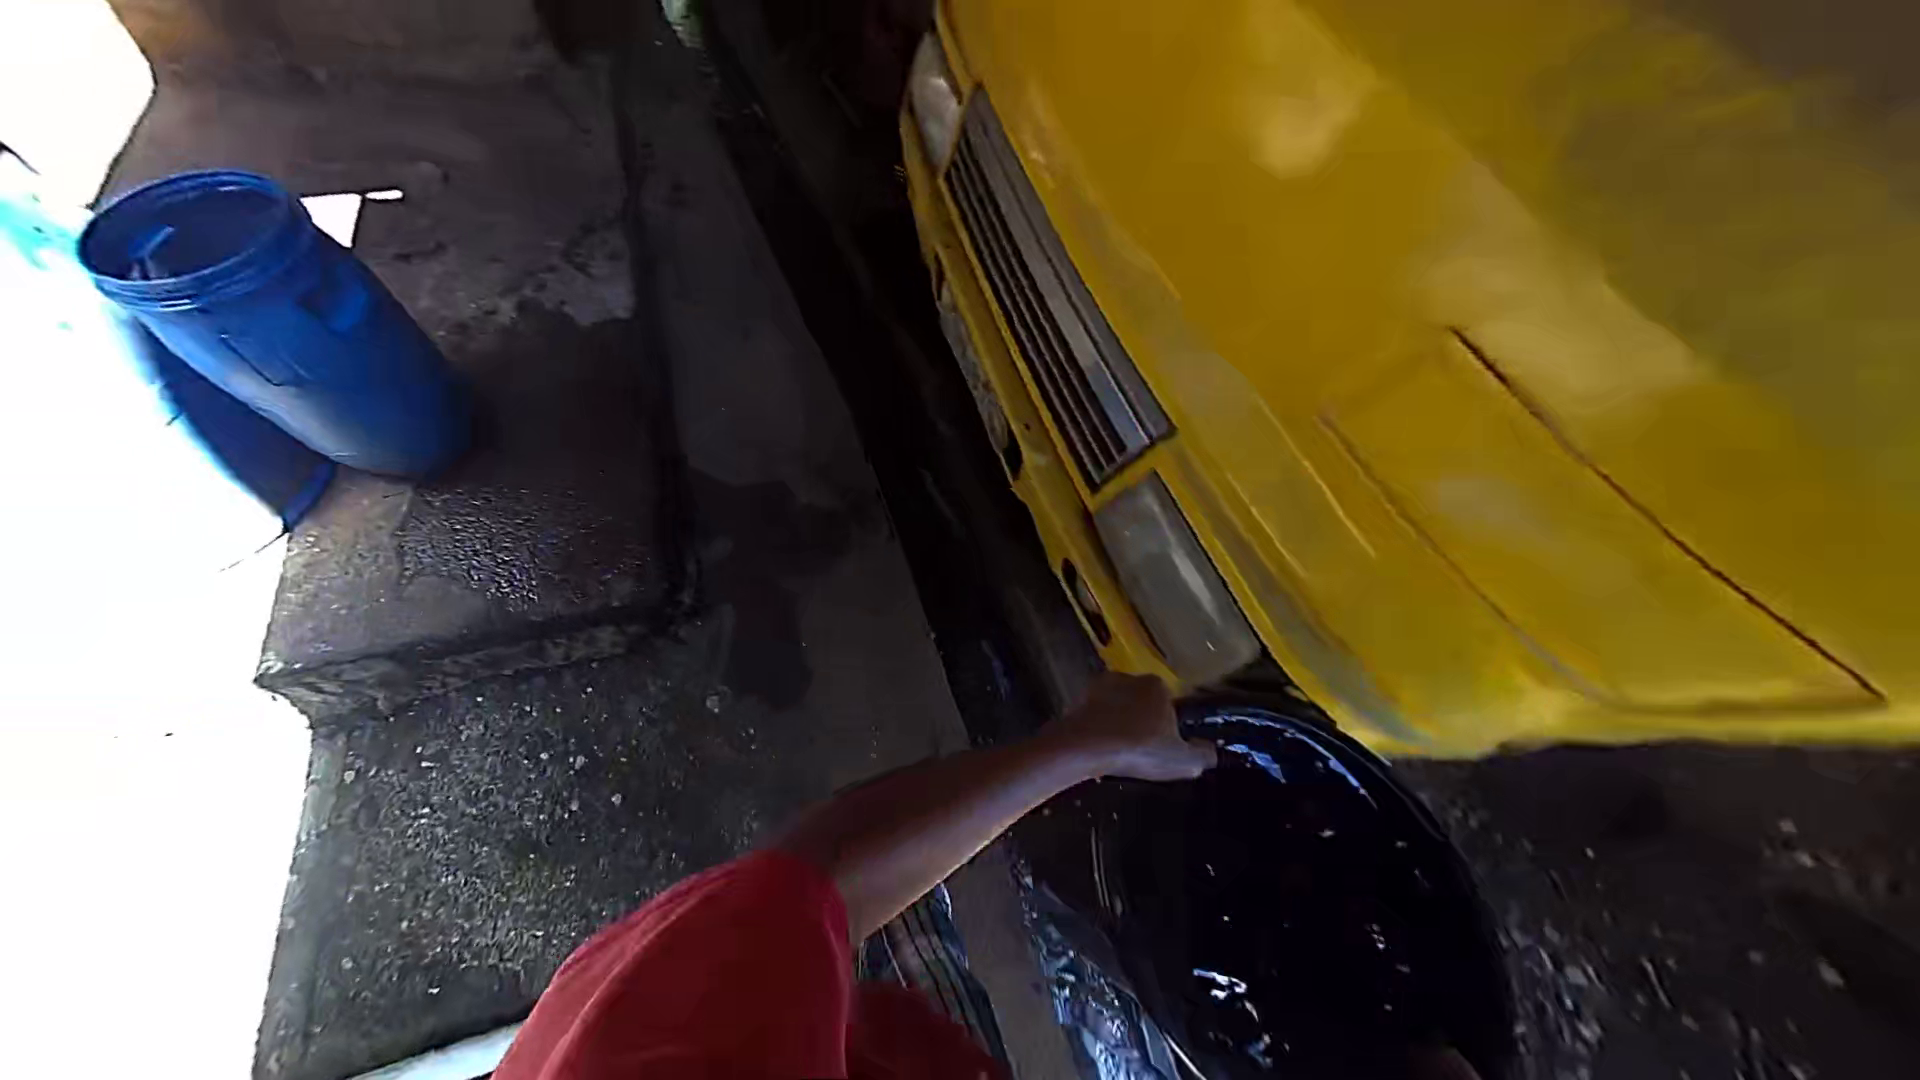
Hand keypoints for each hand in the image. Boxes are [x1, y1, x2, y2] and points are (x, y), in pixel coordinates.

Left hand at [1045, 672, 1218, 780]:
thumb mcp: (1184, 761)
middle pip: (1140, 702)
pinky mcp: (1075, 698)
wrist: (1085, 746)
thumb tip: (1209, 750)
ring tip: (1116, 752)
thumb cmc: (1139, 748)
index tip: (1162, 746)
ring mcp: (1098, 685)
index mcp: (1156, 685)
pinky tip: (1097, 748)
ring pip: (1115, 707)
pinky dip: (1096, 728)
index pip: (1168, 703)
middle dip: (1140, 722)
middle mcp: (1127, 676)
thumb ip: (1203, 754)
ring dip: (1116, 724)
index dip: (1167, 726)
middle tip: (1139, 751)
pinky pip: (1093, 715)